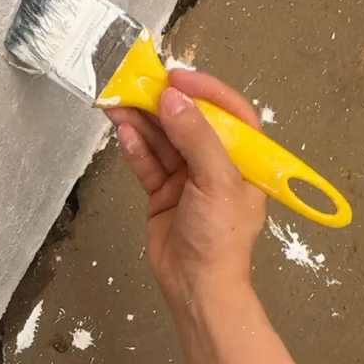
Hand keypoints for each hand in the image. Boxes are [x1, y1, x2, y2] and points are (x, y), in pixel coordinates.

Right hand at [105, 69, 266, 305]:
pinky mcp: (162, 194)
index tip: (176, 77)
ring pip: (164, 141)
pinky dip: (136, 148)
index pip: (229, 112)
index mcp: (244, 158)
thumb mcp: (217, 182)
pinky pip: (148, 164)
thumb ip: (196, 138)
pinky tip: (123, 131)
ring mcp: (187, 179)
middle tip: (136, 84)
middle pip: (189, 122)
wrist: (197, 286)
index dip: (205, 90)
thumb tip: (173, 99)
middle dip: (163, 104)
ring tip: (119, 102)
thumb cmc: (220, 237)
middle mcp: (216, 164)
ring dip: (143, 122)